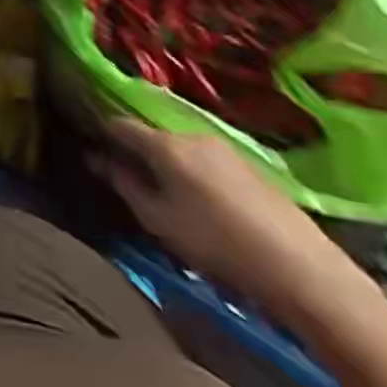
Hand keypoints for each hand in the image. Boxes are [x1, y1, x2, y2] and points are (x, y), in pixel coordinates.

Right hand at [93, 118, 374, 327]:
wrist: (295, 262)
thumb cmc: (213, 240)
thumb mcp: (157, 218)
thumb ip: (124, 183)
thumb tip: (97, 159)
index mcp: (165, 145)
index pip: (121, 124)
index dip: (102, 132)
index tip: (91, 146)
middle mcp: (193, 134)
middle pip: (152, 131)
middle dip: (133, 145)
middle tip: (121, 168)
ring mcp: (223, 146)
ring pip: (178, 143)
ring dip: (161, 156)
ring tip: (155, 183)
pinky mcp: (246, 162)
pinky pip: (201, 154)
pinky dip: (186, 165)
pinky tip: (190, 190)